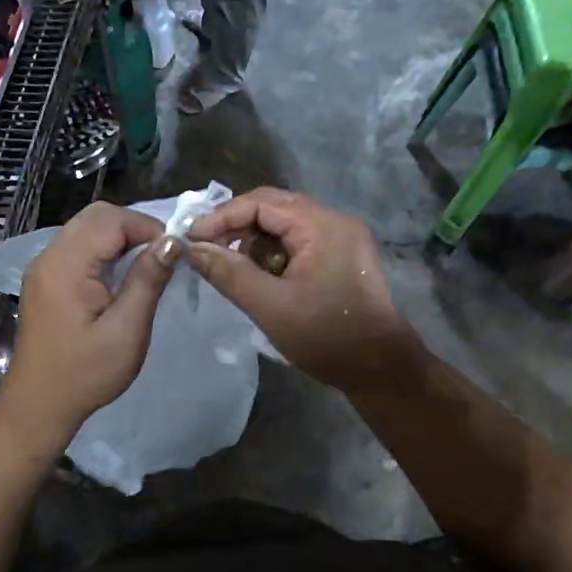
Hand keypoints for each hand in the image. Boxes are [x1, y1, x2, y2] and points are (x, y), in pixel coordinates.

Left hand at [0, 202, 180, 431]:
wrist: (39, 404)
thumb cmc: (86, 373)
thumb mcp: (126, 330)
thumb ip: (147, 280)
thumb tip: (171, 240)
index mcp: (66, 266)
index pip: (111, 220)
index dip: (147, 227)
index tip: (174, 253)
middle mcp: (49, 256)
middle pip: (96, 216)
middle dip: (134, 227)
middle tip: (162, 256)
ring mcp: (43, 266)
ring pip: (86, 227)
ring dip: (120, 237)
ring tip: (146, 265)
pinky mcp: (45, 279)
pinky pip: (78, 246)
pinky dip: (104, 249)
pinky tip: (120, 276)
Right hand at [185, 188, 422, 392]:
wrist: (381, 369)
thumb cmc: (325, 335)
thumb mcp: (269, 305)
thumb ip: (228, 273)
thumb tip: (191, 248)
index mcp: (321, 224)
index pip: (261, 202)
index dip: (222, 217)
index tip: (192, 239)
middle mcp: (334, 220)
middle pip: (274, 208)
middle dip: (236, 226)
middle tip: (205, 248)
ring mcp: (342, 237)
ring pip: (285, 225)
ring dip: (254, 241)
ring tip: (229, 265)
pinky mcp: (342, 256)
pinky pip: (299, 241)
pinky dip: (274, 252)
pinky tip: (258, 275)